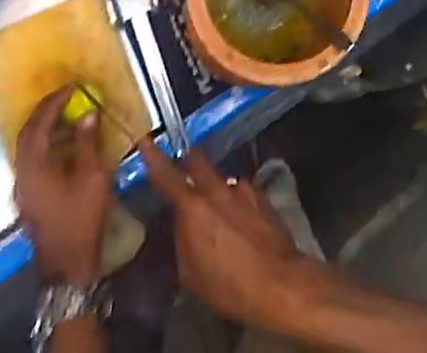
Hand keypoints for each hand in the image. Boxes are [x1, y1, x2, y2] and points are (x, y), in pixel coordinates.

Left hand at [15, 85, 111, 285]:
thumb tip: (86, 113)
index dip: (55, 102)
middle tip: (65, 97)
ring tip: (68, 118)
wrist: (66, 268)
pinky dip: (45, 145)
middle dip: (45, 111)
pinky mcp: (27, 196)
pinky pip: (31, 159)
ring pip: (27, 146)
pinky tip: (63, 146)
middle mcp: (21, 171)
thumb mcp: (92, 178)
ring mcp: (22, 186)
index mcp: (34, 164)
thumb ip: (86, 142)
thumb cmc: (81, 220)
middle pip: (28, 131)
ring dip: (44, 128)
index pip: (41, 122)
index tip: (71, 87)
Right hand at [136, 136, 326, 329]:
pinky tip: (244, 221)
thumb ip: (181, 241)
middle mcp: (216, 191)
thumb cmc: (230, 286)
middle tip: (185, 166)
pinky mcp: (263, 199)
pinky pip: (243, 193)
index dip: (152, 156)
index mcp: (192, 208)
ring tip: (221, 210)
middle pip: (198, 160)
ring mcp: (242, 191)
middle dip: (189, 160)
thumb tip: (181, 226)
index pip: (166, 175)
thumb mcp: (191, 274)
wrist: (281, 284)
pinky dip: (239, 203)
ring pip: (223, 180)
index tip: (145, 139)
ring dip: (218, 189)